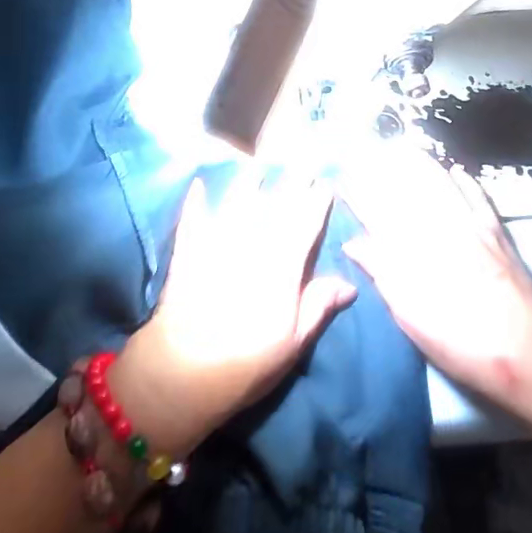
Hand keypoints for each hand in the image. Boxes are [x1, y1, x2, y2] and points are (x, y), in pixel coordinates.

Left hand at [108, 175, 354, 455]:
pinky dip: (196, 201)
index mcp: (281, 267)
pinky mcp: (187, 251)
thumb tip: (348, 284)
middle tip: (301, 162)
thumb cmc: (246, 362)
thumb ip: (317, 306)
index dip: (317, 201)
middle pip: (274, 206)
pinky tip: (197, 184)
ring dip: (247, 182)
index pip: (304, 225)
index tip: (326, 182)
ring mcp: (216, 245)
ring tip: (257, 165)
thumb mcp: (292, 343)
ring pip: (235, 203)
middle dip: (290, 183)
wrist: (182, 369)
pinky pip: (192, 218)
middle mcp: (251, 245)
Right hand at [339, 148, 531, 423]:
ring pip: (441, 185)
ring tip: (406, 148)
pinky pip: (478, 198)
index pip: (377, 213)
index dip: (358, 195)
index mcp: (410, 247)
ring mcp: (470, 226)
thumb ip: (381, 270)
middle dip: (386, 170)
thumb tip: (353, 241)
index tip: (342, 179)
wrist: (525, 347)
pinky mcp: (496, 233)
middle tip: (370, 151)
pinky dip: (466, 182)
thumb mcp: (408, 311)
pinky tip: (457, 171)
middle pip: (408, 189)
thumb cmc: (457, 336)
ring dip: (422, 165)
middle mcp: (437, 228)